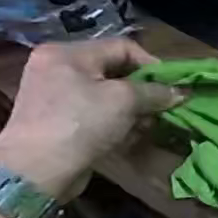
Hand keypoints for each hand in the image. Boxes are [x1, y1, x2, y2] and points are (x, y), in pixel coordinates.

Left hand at [0, 38, 185, 200]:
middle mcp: (58, 67)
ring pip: (110, 94)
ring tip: (148, 125)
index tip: (172, 87)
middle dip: (145, 90)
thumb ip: (157, 91)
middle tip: (163, 107)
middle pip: (117, 71)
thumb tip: (180, 92)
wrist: (37, 171)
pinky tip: (130, 135)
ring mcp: (56, 94)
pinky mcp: (59, 119)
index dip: (153, 65)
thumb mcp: (126, 100)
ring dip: (134, 109)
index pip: (123, 47)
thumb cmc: (82, 123)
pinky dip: (117, 121)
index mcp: (68, 53)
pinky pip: (98, 111)